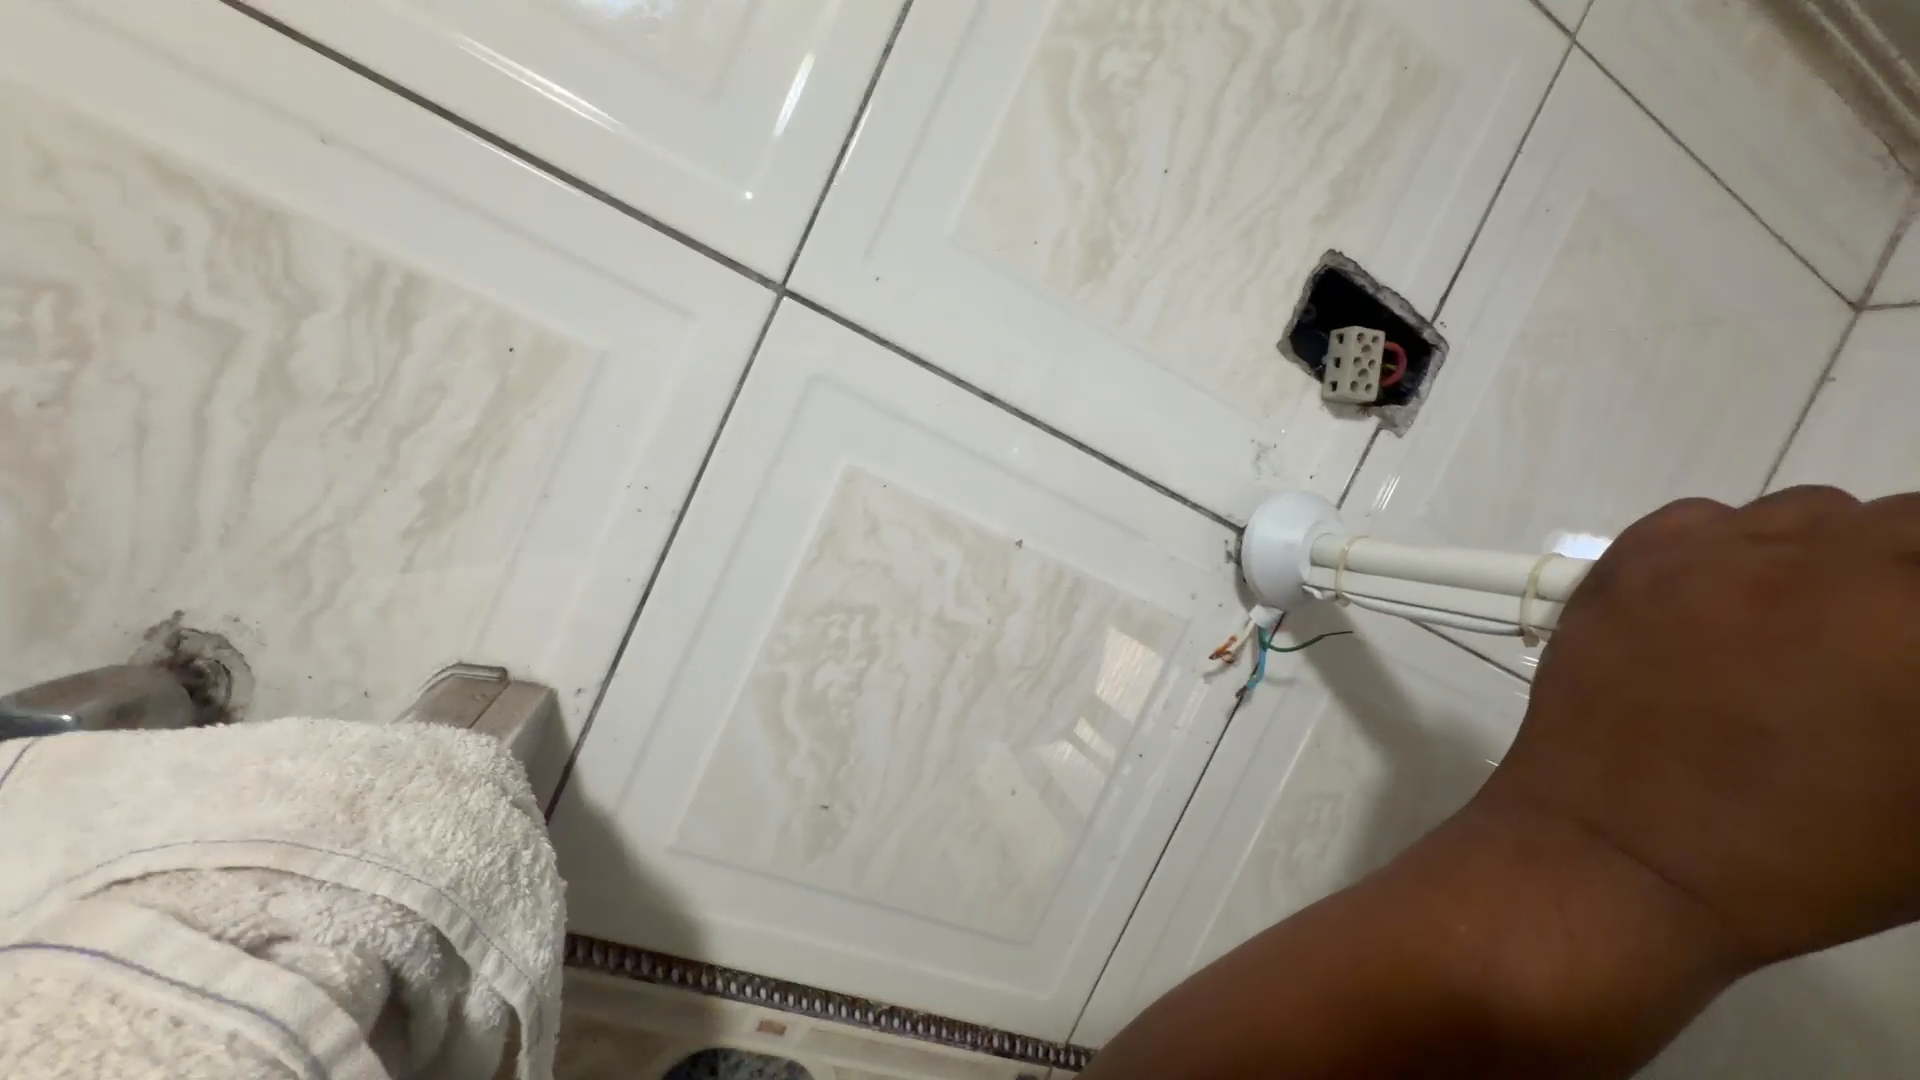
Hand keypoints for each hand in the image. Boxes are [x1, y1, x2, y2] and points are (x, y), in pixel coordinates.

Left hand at [1479, 485, 1919, 968]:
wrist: (1619, 849)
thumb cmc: (1802, 852)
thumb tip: (1904, 650)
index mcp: (1914, 622)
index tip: (1912, 645)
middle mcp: (1819, 565)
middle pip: (1903, 527)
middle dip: (1908, 576)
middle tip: (1884, 637)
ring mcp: (1706, 556)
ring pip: (1802, 513)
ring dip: (1822, 555)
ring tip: (1803, 622)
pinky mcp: (1624, 564)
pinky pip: (1698, 519)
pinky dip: (1724, 548)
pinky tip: (1718, 604)